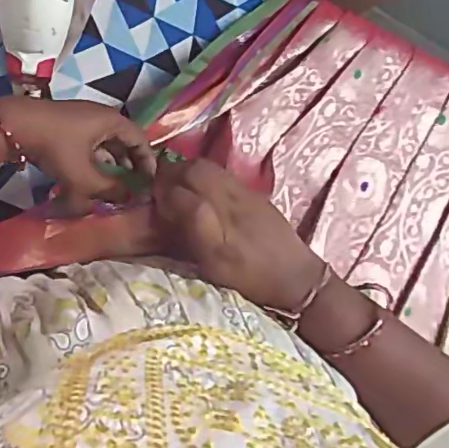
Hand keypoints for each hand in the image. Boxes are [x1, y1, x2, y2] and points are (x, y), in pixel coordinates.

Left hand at [0, 97, 155, 211]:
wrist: (13, 125)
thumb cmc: (55, 146)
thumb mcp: (83, 176)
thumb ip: (109, 190)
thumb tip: (128, 199)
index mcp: (112, 121)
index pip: (141, 140)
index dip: (148, 163)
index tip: (149, 184)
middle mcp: (101, 116)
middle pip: (123, 142)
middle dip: (128, 167)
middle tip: (131, 189)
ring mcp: (82, 119)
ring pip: (104, 145)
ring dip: (108, 166)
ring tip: (109, 188)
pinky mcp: (65, 126)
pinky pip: (88, 144)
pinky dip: (92, 161)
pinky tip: (85, 179)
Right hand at [151, 158, 327, 311]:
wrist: (297, 279)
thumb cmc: (250, 276)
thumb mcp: (215, 261)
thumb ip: (192, 224)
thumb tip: (170, 199)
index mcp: (218, 210)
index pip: (180, 184)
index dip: (161, 189)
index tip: (151, 200)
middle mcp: (231, 194)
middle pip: (194, 169)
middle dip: (172, 175)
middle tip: (160, 191)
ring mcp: (245, 192)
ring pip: (208, 168)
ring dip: (187, 174)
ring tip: (178, 190)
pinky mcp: (254, 195)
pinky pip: (222, 175)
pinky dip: (204, 177)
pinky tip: (202, 194)